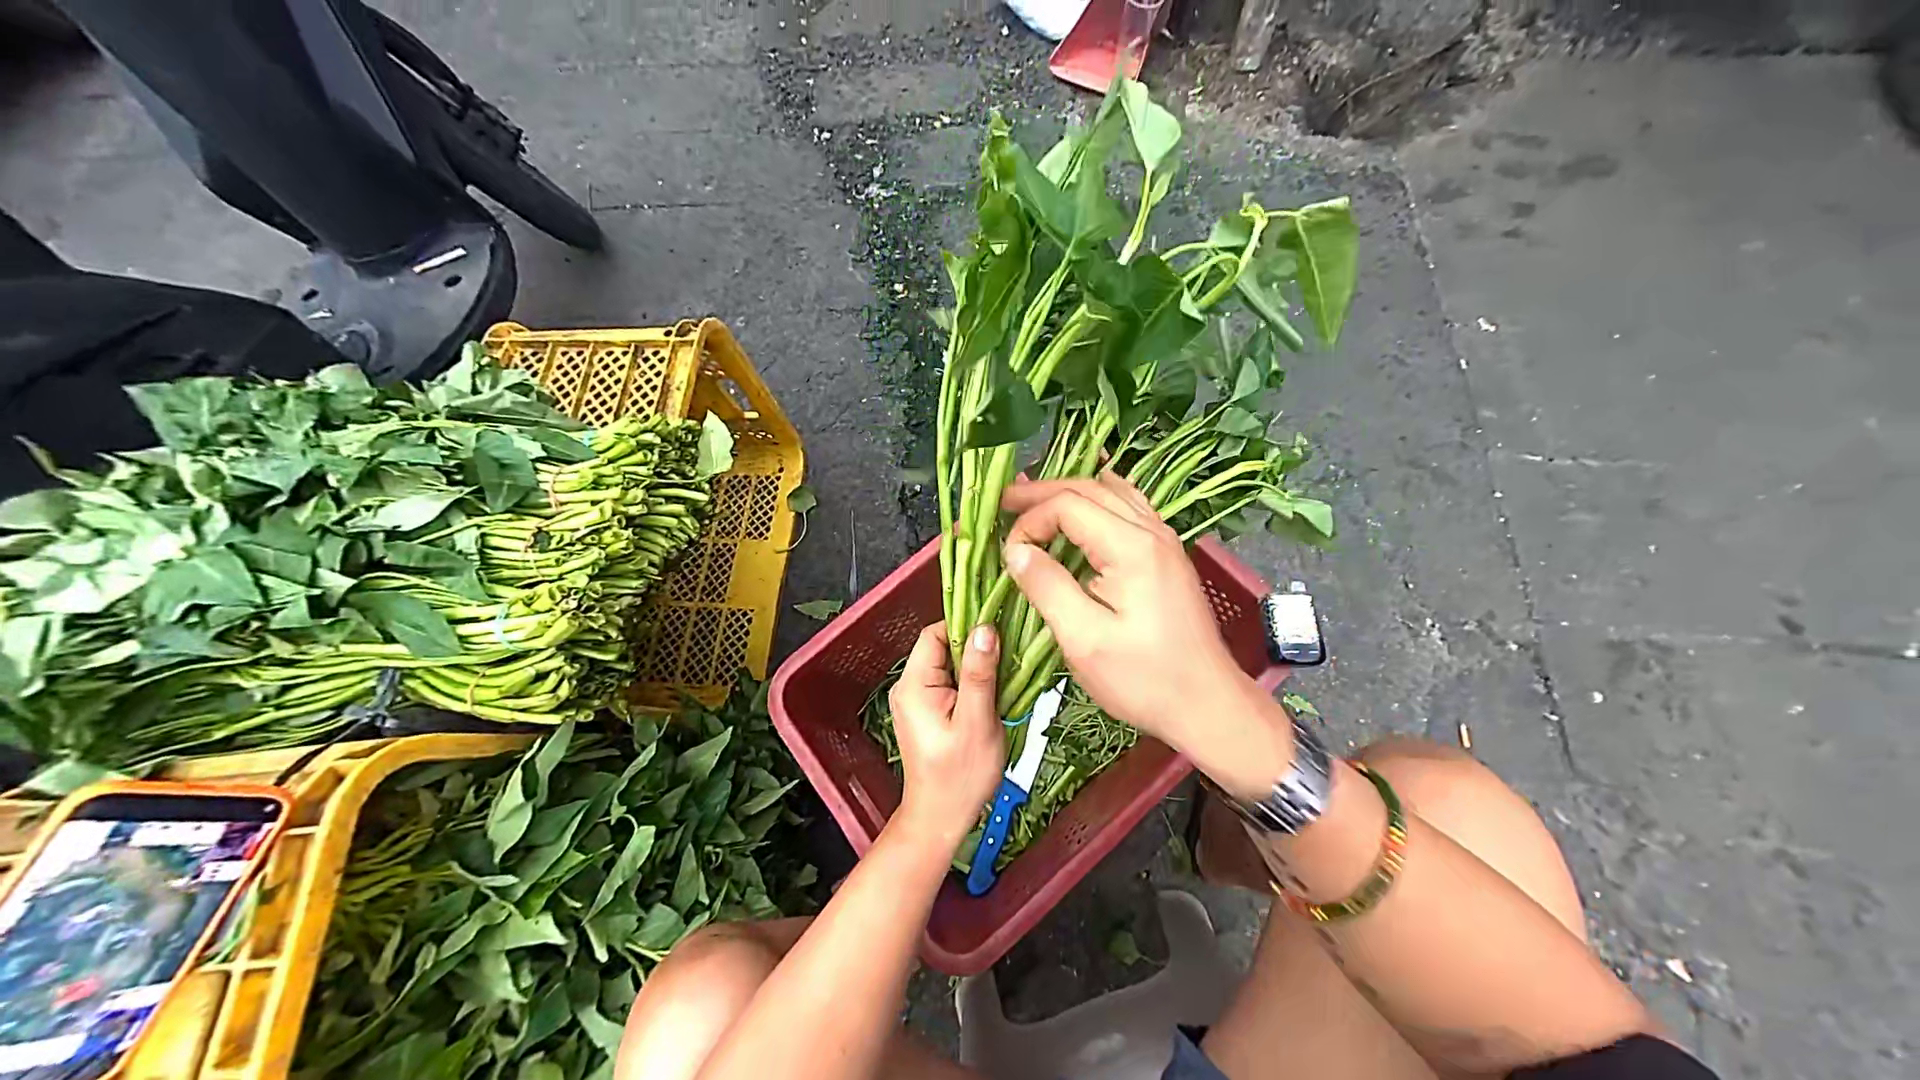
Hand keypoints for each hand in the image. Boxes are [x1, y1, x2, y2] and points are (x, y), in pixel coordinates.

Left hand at [888, 622, 1006, 845]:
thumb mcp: (976, 722)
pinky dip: (973, 683)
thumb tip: (985, 628)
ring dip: (978, 666)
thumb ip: (979, 673)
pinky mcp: (928, 711)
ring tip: (1005, 677)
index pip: (936, 633)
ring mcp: (917, 699)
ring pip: (951, 664)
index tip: (998, 628)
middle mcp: (909, 687)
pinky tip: (994, 693)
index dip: (966, 626)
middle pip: (944, 647)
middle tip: (1008, 656)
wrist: (942, 818)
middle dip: (976, 648)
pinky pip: (951, 683)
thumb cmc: (959, 777)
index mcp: (914, 685)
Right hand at [1000, 474, 1293, 799]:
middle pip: (1090, 489)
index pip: (1068, 506)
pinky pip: (1130, 508)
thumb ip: (1047, 586)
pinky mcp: (1167, 557)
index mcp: (1131, 546)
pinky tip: (1087, 506)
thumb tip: (1016, 551)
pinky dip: (1099, 500)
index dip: (1030, 520)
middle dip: (1043, 492)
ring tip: (1035, 497)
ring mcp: (1164, 542)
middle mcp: (1151, 532)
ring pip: (1112, 493)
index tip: (1008, 553)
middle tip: (1005, 500)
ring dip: (1070, 492)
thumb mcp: (1083, 639)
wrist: (1207, 703)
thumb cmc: (1144, 678)